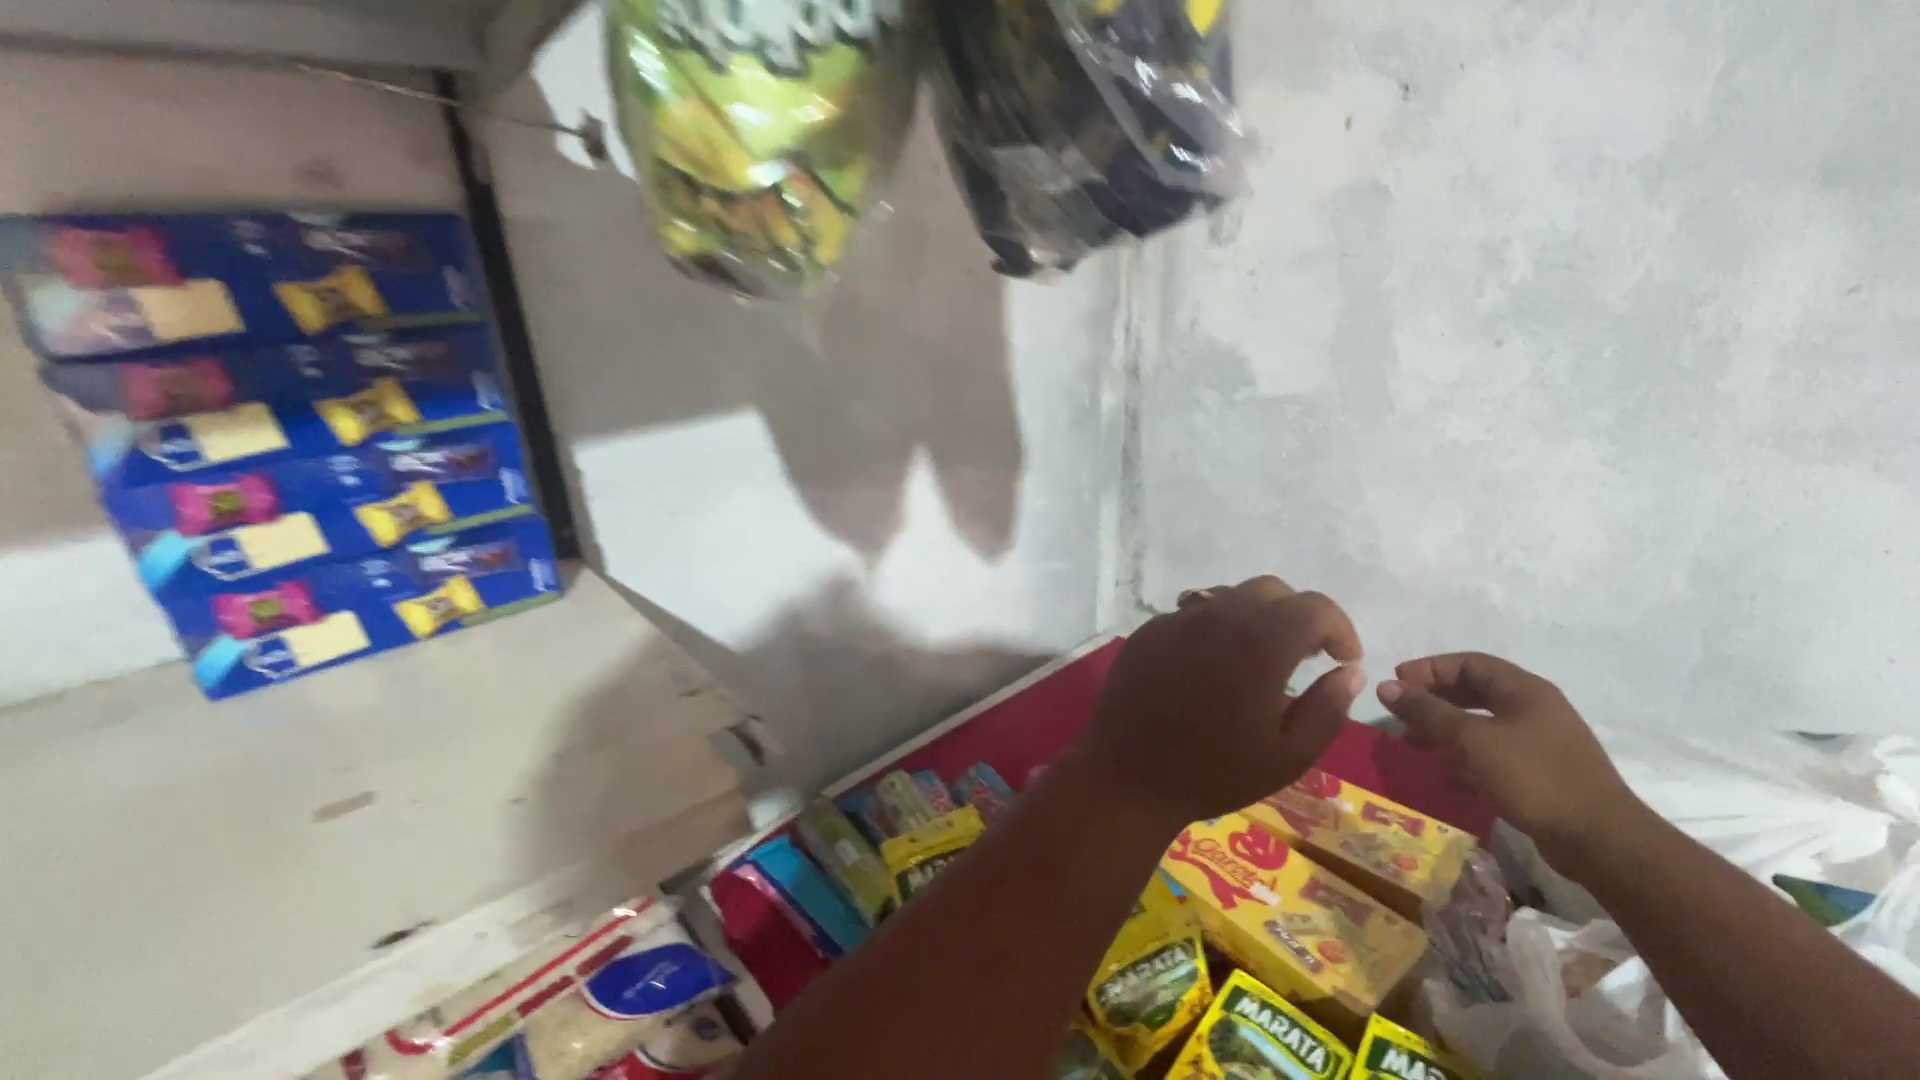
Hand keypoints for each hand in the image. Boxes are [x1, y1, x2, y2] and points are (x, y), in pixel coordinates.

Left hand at [1078, 576, 1364, 829]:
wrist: (1125, 778)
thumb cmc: (1212, 773)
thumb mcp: (1287, 756)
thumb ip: (1327, 708)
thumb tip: (1348, 671)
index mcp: (1258, 643)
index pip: (1314, 607)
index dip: (1339, 628)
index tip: (1343, 659)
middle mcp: (1217, 617)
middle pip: (1271, 591)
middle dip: (1298, 616)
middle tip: (1304, 657)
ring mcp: (1176, 620)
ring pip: (1229, 596)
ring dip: (1255, 617)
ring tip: (1258, 660)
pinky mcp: (1148, 632)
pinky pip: (1192, 613)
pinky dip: (1215, 628)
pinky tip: (1212, 667)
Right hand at [1377, 652, 1646, 865]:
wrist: (1599, 840)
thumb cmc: (1534, 778)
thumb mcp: (1472, 740)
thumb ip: (1428, 712)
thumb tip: (1386, 686)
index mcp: (1525, 691)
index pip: (1469, 663)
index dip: (1429, 669)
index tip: (1396, 684)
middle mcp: (1534, 709)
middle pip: (1475, 691)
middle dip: (1434, 700)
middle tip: (1400, 714)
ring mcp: (1540, 742)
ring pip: (1481, 724)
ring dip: (1445, 730)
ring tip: (1413, 746)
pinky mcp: (1540, 773)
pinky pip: (1492, 753)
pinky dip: (1463, 757)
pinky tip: (1444, 775)